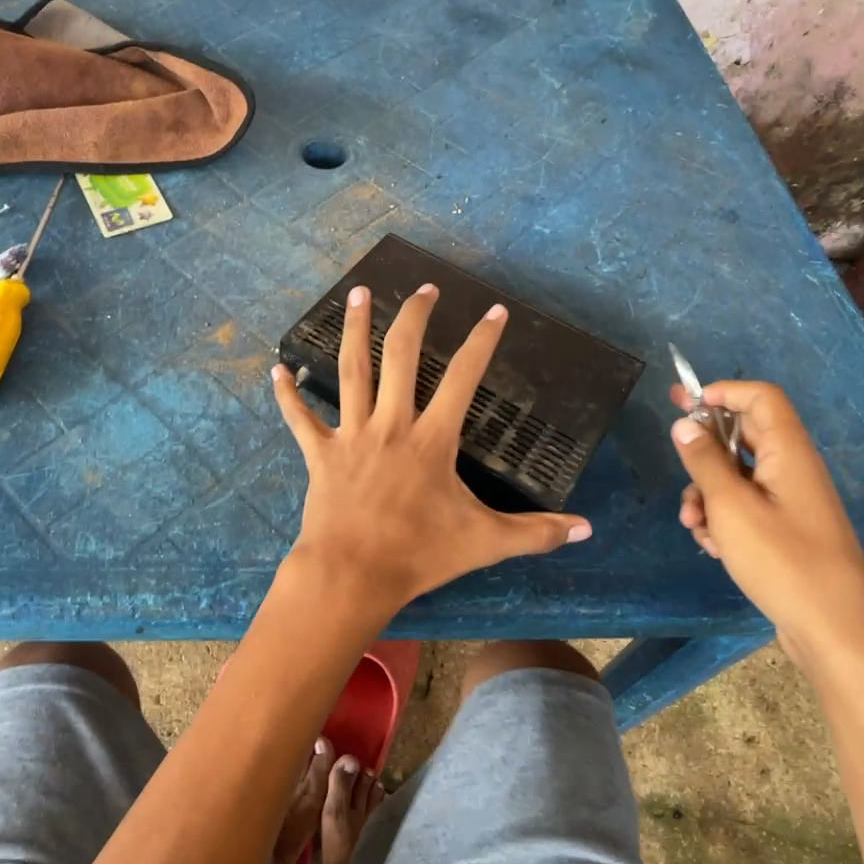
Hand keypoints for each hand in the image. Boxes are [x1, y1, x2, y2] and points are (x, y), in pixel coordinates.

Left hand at [272, 283, 591, 612]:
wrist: (352, 575)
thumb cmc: (419, 556)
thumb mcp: (485, 543)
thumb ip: (535, 533)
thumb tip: (585, 529)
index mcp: (432, 440)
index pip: (464, 378)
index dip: (481, 341)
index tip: (494, 311)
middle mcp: (391, 425)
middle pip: (402, 357)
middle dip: (414, 317)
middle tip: (423, 288)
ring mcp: (352, 436)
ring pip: (351, 371)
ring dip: (355, 330)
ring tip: (358, 293)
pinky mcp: (320, 454)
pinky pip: (300, 419)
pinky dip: (288, 394)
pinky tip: (278, 369)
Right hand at [669, 380, 863, 667]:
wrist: (833, 631)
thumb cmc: (782, 561)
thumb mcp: (730, 507)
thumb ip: (704, 462)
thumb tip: (684, 424)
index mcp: (788, 453)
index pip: (761, 398)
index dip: (724, 391)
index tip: (685, 403)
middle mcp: (793, 470)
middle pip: (744, 436)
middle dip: (704, 448)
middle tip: (671, 449)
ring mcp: (791, 502)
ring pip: (738, 476)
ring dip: (707, 492)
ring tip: (692, 523)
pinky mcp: (787, 531)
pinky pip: (747, 507)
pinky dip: (723, 518)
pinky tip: (712, 546)